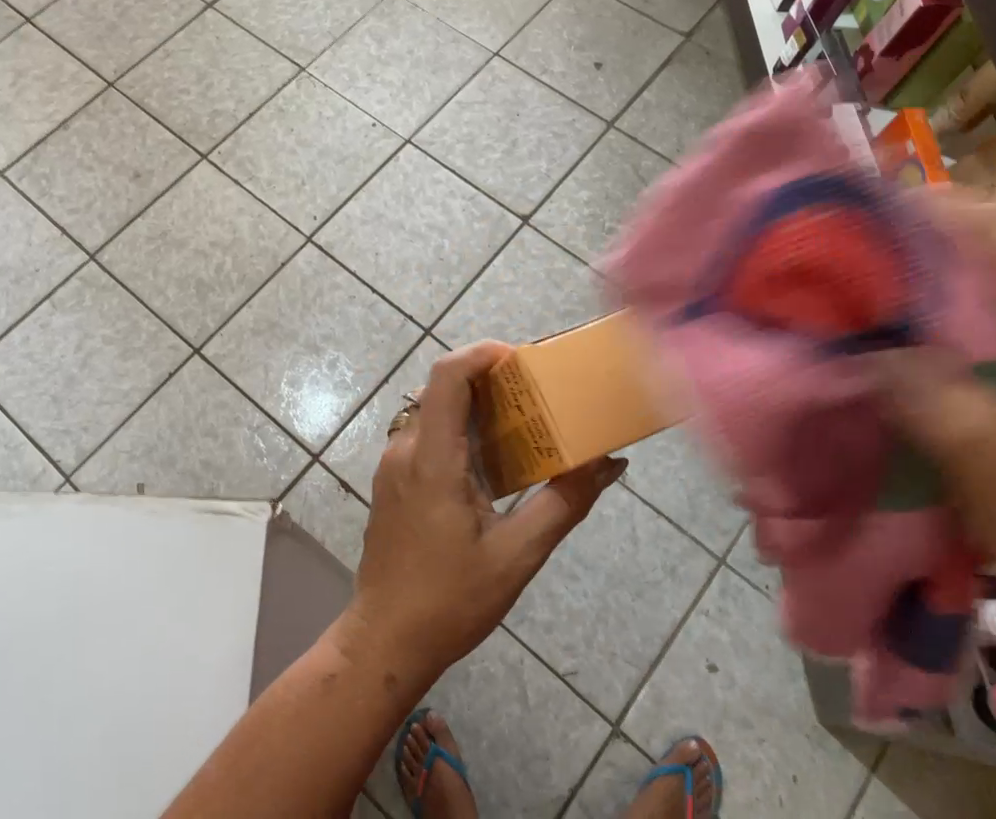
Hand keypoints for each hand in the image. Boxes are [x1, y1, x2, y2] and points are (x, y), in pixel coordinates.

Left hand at [338, 341, 625, 686]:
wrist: (386, 640)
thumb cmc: (451, 599)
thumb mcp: (517, 555)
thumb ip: (564, 503)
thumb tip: (609, 463)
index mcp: (431, 459)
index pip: (447, 376)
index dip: (482, 354)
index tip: (523, 359)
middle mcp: (404, 451)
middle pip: (444, 392)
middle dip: (491, 383)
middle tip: (538, 395)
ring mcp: (393, 468)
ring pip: (435, 416)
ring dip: (478, 411)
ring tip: (526, 426)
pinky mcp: (393, 485)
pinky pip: (427, 441)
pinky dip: (461, 436)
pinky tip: (494, 466)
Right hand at [874, 192, 995, 646]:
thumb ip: (944, 407)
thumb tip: (870, 354)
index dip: (965, 218)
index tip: (893, 198)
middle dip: (939, 233)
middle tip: (863, 224)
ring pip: (994, 295)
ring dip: (933, 271)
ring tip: (865, 261)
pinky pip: (983, 333)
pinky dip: (937, 315)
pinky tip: (891, 324)